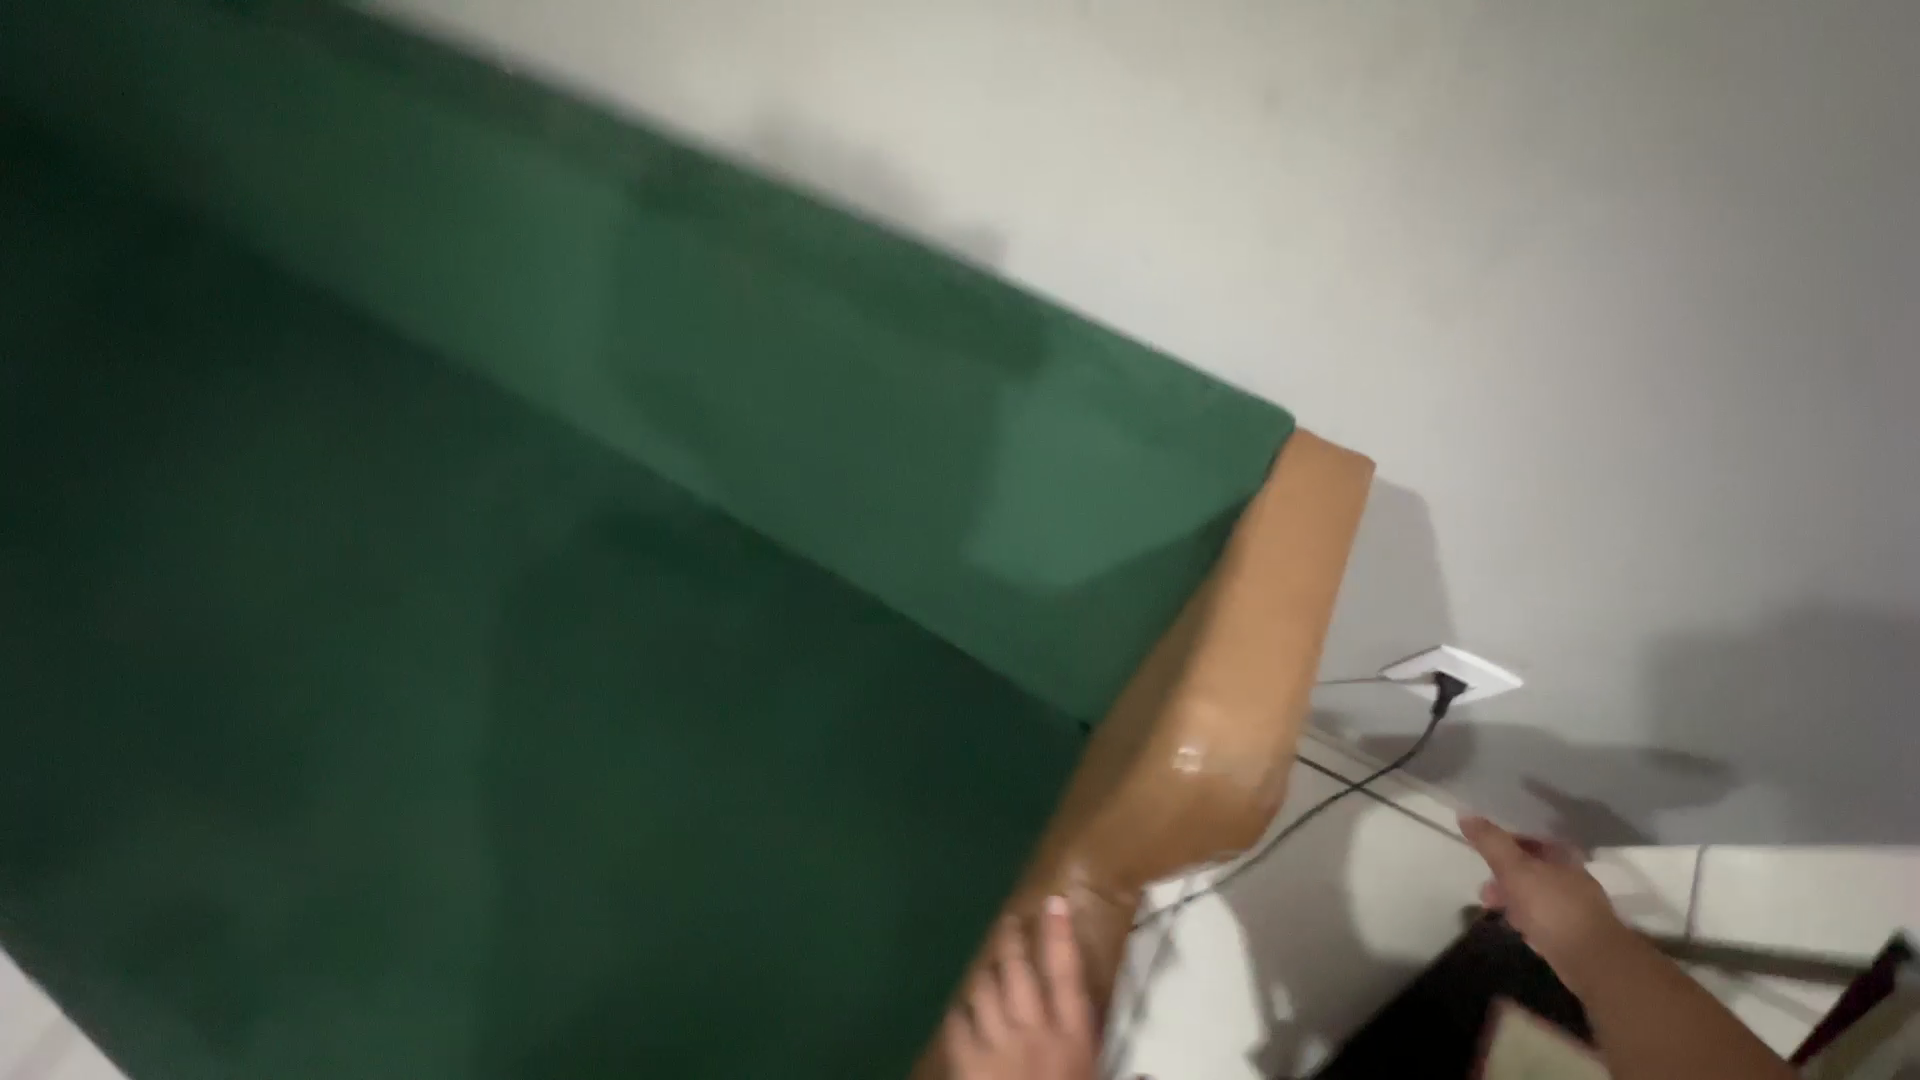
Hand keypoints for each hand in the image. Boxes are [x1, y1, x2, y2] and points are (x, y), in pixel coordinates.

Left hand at [944, 896, 1095, 1079]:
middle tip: (1010, 922)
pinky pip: (957, 1023)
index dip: (1059, 934)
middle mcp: (1033, 1031)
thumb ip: (1113, 1065)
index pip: (1066, 972)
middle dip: (1011, 939)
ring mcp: (996, 1043)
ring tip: (987, 970)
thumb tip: (1143, 1068)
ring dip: (985, 976)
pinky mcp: (968, 1061)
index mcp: (1071, 1036)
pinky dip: (960, 1015)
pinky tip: (962, 1014)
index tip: (1054, 902)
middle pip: (1017, 968)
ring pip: (984, 988)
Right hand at [1459, 815, 1634, 990]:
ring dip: (1512, 901)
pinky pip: (1545, 920)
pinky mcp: (1577, 934)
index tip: (1481, 854)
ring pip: (1535, 895)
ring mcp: (1578, 907)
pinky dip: (1529, 921)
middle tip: (1485, 891)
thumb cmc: (1551, 906)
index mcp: (1563, 857)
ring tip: (1495, 911)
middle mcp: (1573, 878)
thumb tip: (1465, 814)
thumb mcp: (1513, 868)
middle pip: (1530, 869)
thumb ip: (1490, 841)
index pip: (1529, 839)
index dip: (1503, 843)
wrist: (1593, 961)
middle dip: (1503, 877)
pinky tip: (1520, 931)